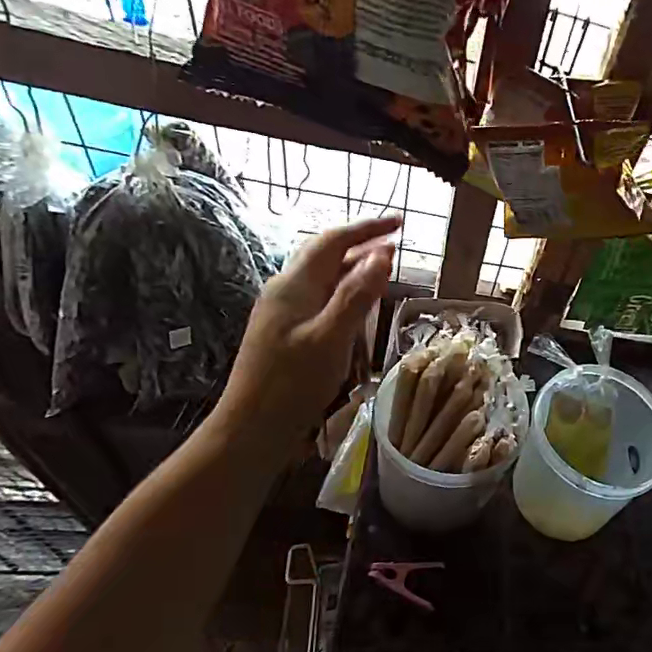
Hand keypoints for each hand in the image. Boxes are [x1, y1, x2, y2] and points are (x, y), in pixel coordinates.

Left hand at [216, 215, 399, 437]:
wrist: (251, 429)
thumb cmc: (291, 385)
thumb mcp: (331, 338)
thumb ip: (357, 295)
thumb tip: (382, 253)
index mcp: (294, 285)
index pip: (333, 241)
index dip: (367, 228)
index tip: (400, 222)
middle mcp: (285, 291)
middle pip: (325, 255)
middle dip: (361, 244)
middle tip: (396, 244)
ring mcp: (282, 312)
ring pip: (323, 278)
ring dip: (353, 269)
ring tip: (384, 270)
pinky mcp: (284, 332)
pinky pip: (319, 299)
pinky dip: (344, 292)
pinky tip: (357, 307)